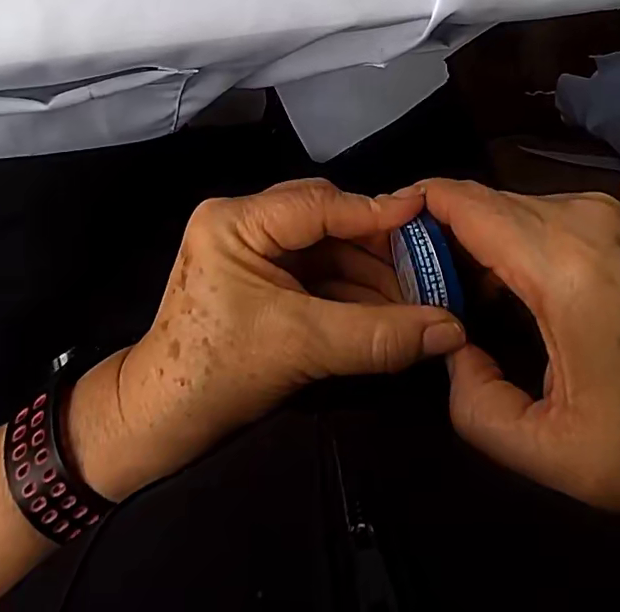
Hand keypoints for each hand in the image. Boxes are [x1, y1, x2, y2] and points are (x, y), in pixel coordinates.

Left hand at [70, 179, 468, 499]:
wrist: (167, 414)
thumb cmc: (218, 369)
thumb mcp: (302, 345)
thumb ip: (379, 334)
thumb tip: (452, 330)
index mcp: (234, 221)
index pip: (315, 204)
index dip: (373, 212)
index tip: (426, 218)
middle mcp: (239, 222)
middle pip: (321, 218)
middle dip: (374, 246)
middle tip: (427, 270)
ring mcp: (248, 248)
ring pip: (322, 245)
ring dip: (367, 272)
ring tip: (418, 301)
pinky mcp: (258, 275)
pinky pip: (313, 271)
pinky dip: (349, 289)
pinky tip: (387, 312)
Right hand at [411, 180, 619, 524]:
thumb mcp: (557, 454)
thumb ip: (471, 405)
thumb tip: (449, 346)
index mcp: (560, 264)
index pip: (453, 198)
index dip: (403, 210)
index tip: (377, 247)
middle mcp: (577, 220)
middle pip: (469, 202)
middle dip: (430, 236)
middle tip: (414, 288)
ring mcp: (598, 215)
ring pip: (497, 209)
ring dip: (466, 243)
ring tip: (456, 297)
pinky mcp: (611, 223)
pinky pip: (529, 217)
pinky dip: (501, 245)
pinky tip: (505, 295)